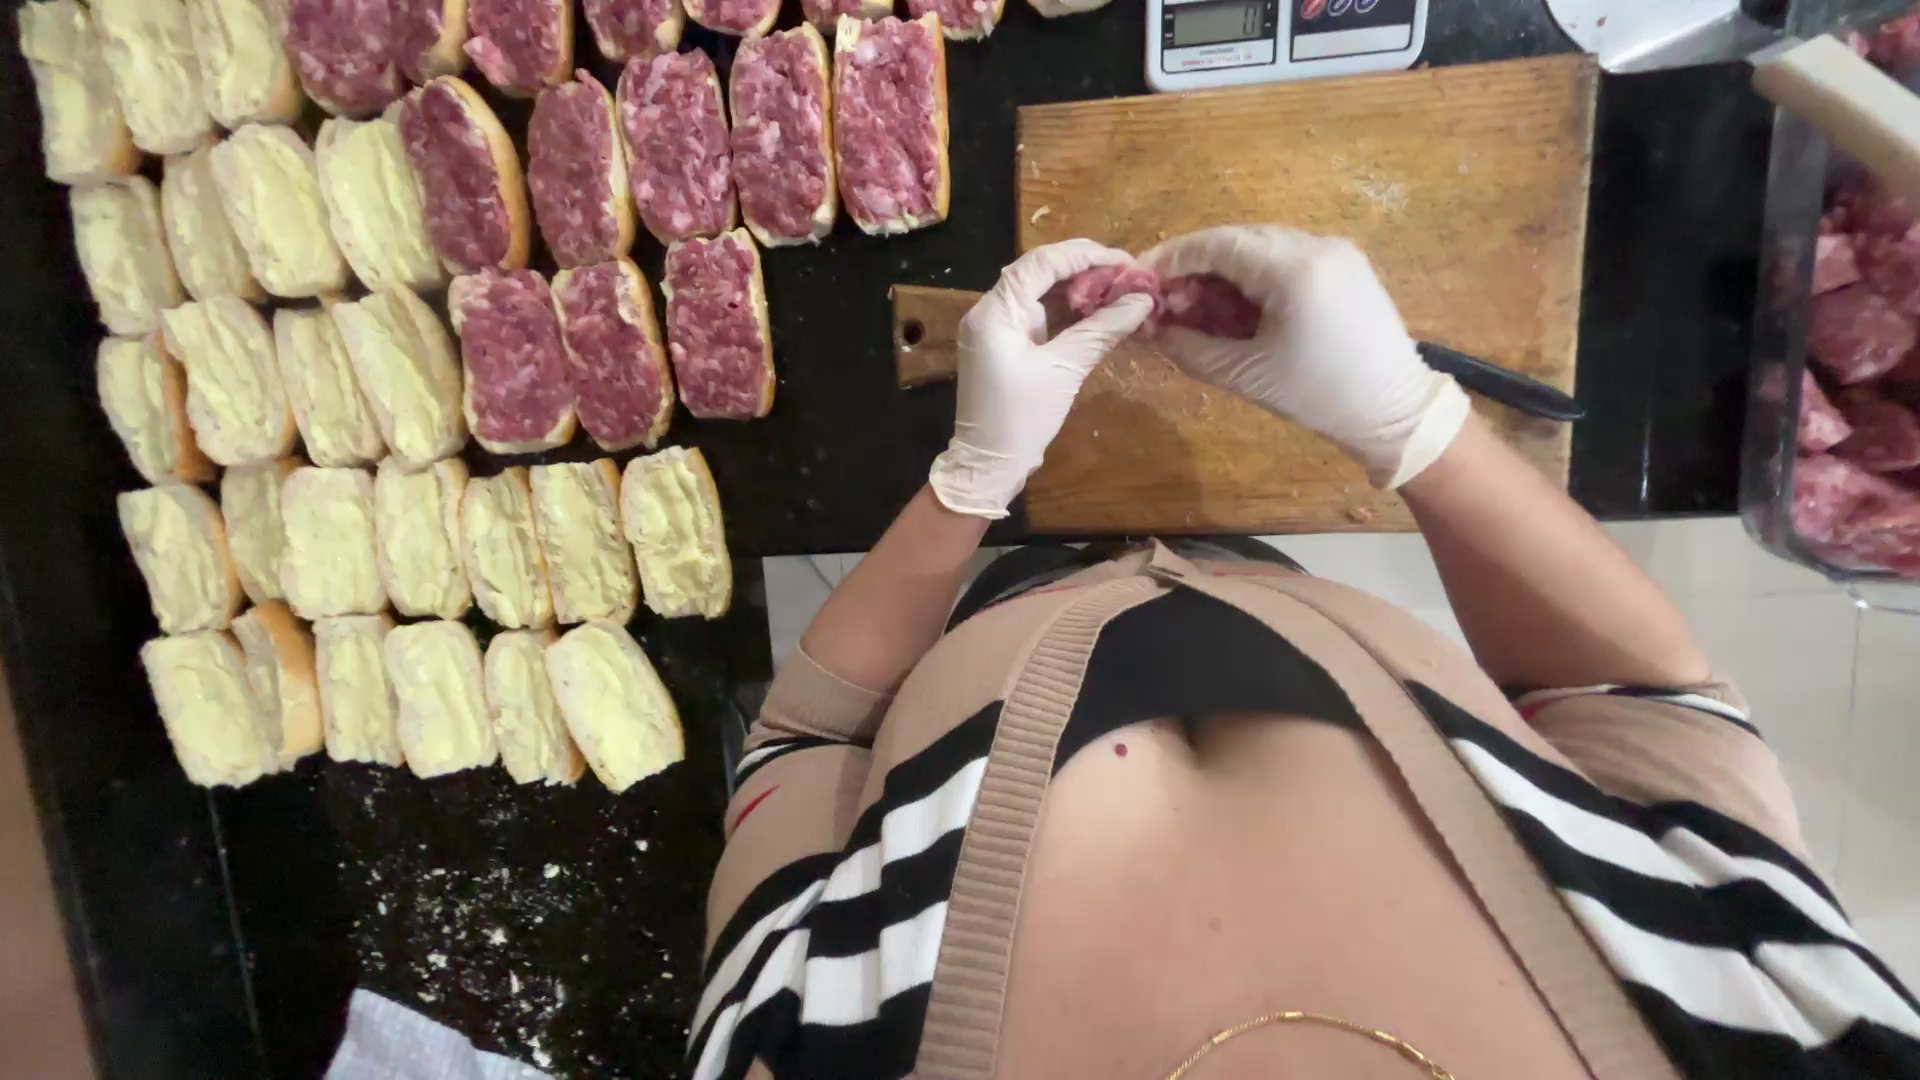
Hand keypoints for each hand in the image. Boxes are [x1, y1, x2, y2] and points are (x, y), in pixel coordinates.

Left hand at [929, 239, 1154, 518]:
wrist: (988, 465)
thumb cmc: (1020, 419)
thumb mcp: (1064, 371)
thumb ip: (1101, 330)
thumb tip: (1142, 300)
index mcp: (995, 312)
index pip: (1042, 262)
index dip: (1086, 255)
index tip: (1126, 261)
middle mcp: (990, 312)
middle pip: (1040, 273)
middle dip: (1086, 271)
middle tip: (1129, 277)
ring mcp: (996, 330)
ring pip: (1041, 295)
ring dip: (1080, 291)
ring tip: (1121, 292)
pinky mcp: (1005, 348)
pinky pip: (1039, 318)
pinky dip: (1068, 314)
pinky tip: (1098, 313)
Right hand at [1142, 226, 1470, 488]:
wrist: (1392, 411)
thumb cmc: (1315, 396)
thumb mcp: (1242, 375)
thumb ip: (1188, 348)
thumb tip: (1150, 330)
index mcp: (1293, 269)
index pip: (1218, 244)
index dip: (1172, 257)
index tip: (1140, 278)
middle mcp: (1316, 246)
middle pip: (1238, 239)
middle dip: (1194, 264)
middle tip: (1163, 296)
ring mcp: (1336, 252)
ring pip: (1261, 246)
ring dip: (1222, 270)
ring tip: (1193, 304)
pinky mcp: (1345, 266)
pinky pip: (1285, 258)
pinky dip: (1251, 275)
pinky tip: (1233, 305)